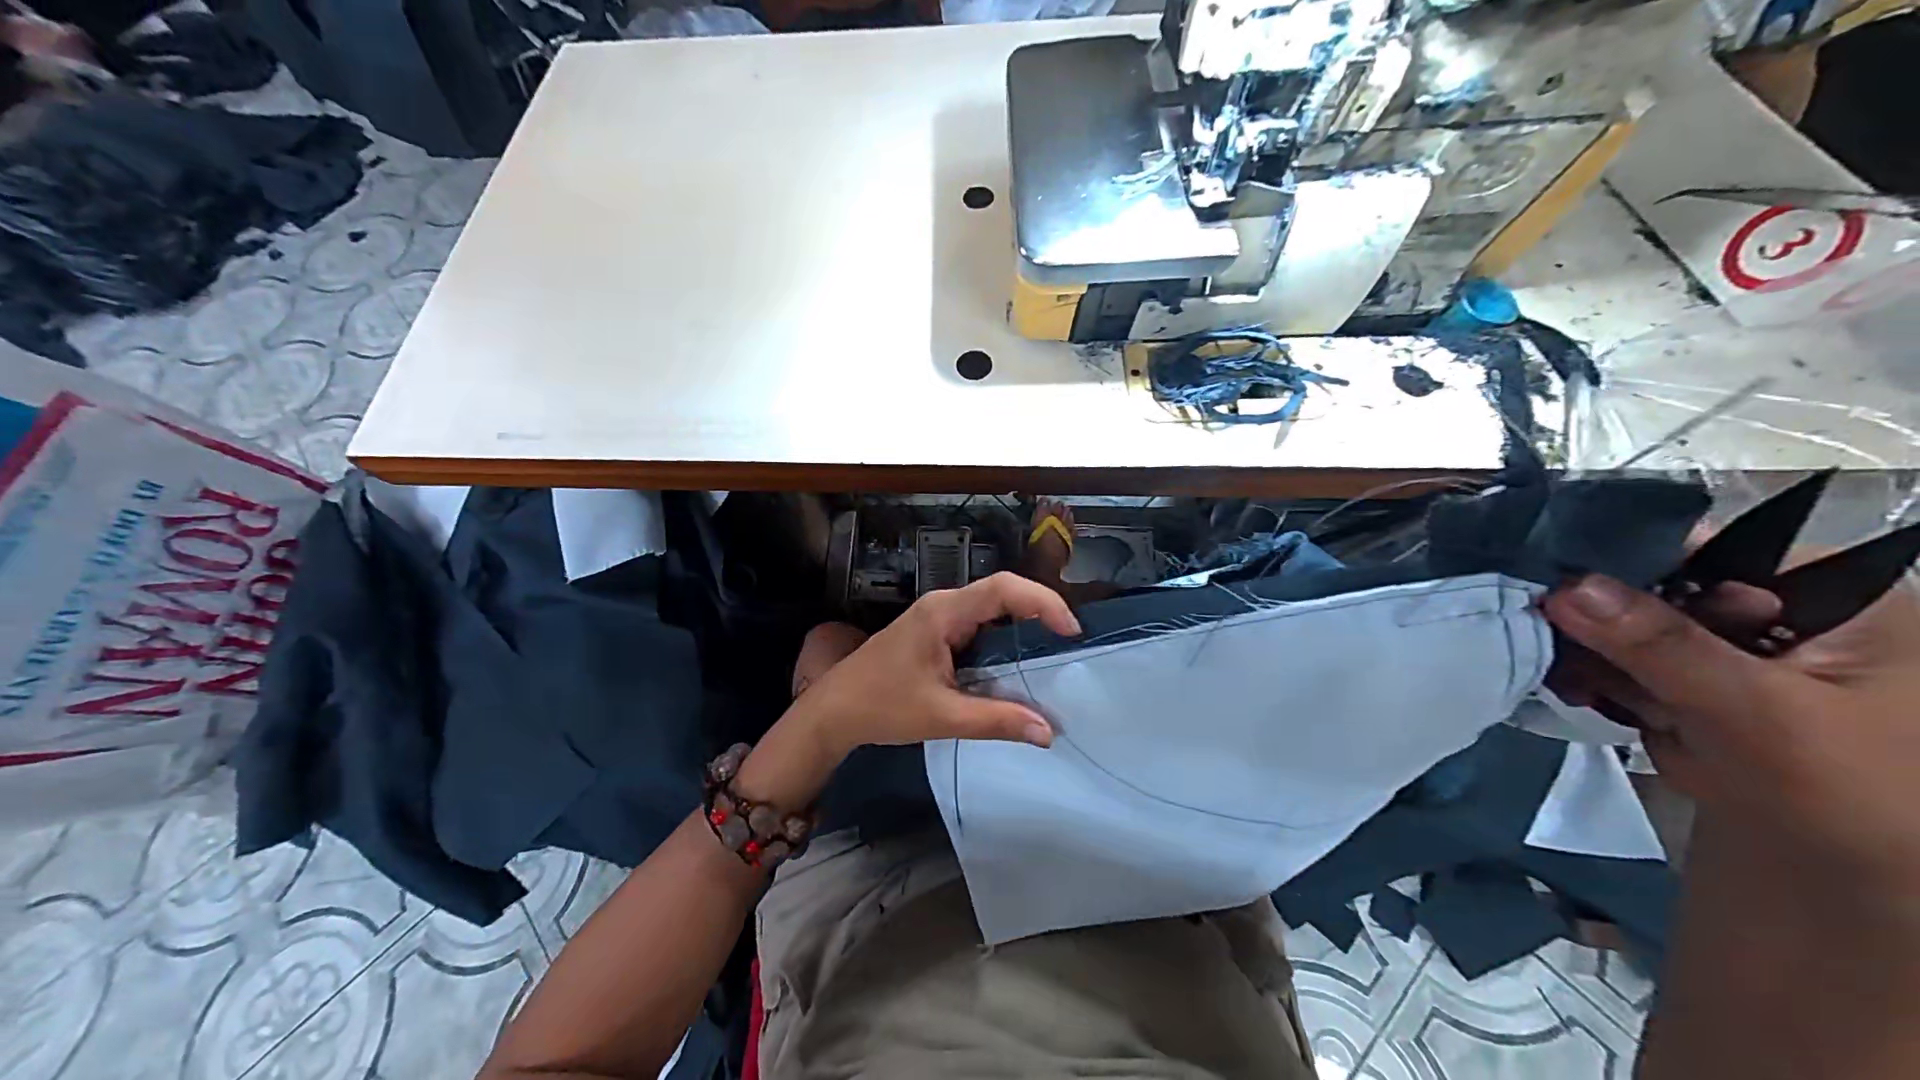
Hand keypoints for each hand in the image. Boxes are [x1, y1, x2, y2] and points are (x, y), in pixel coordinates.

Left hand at [733, 573, 1079, 810]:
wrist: (833, 711)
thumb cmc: (882, 706)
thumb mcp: (943, 716)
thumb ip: (997, 721)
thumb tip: (1048, 732)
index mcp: (944, 613)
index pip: (1003, 589)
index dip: (1042, 602)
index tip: (1070, 630)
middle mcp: (943, 605)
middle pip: (1002, 593)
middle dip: (1039, 611)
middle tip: (1070, 643)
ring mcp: (937, 617)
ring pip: (991, 609)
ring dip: (1022, 625)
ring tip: (1054, 652)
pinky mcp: (934, 633)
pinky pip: (978, 625)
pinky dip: (1002, 639)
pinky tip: (1016, 663)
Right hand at [1544, 573, 1919, 887]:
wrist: (1850, 882)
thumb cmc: (1841, 794)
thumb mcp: (1754, 713)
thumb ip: (1661, 645)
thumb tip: (1564, 584)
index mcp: (1835, 596)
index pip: (1704, 552)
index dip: (1626, 566)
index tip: (1559, 596)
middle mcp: (1786, 610)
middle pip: (1660, 589)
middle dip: (1608, 628)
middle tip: (1570, 661)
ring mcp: (1741, 648)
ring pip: (1634, 626)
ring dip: (1600, 659)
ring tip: (1587, 691)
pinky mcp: (1704, 680)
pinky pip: (1631, 660)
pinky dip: (1606, 679)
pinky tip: (1593, 699)